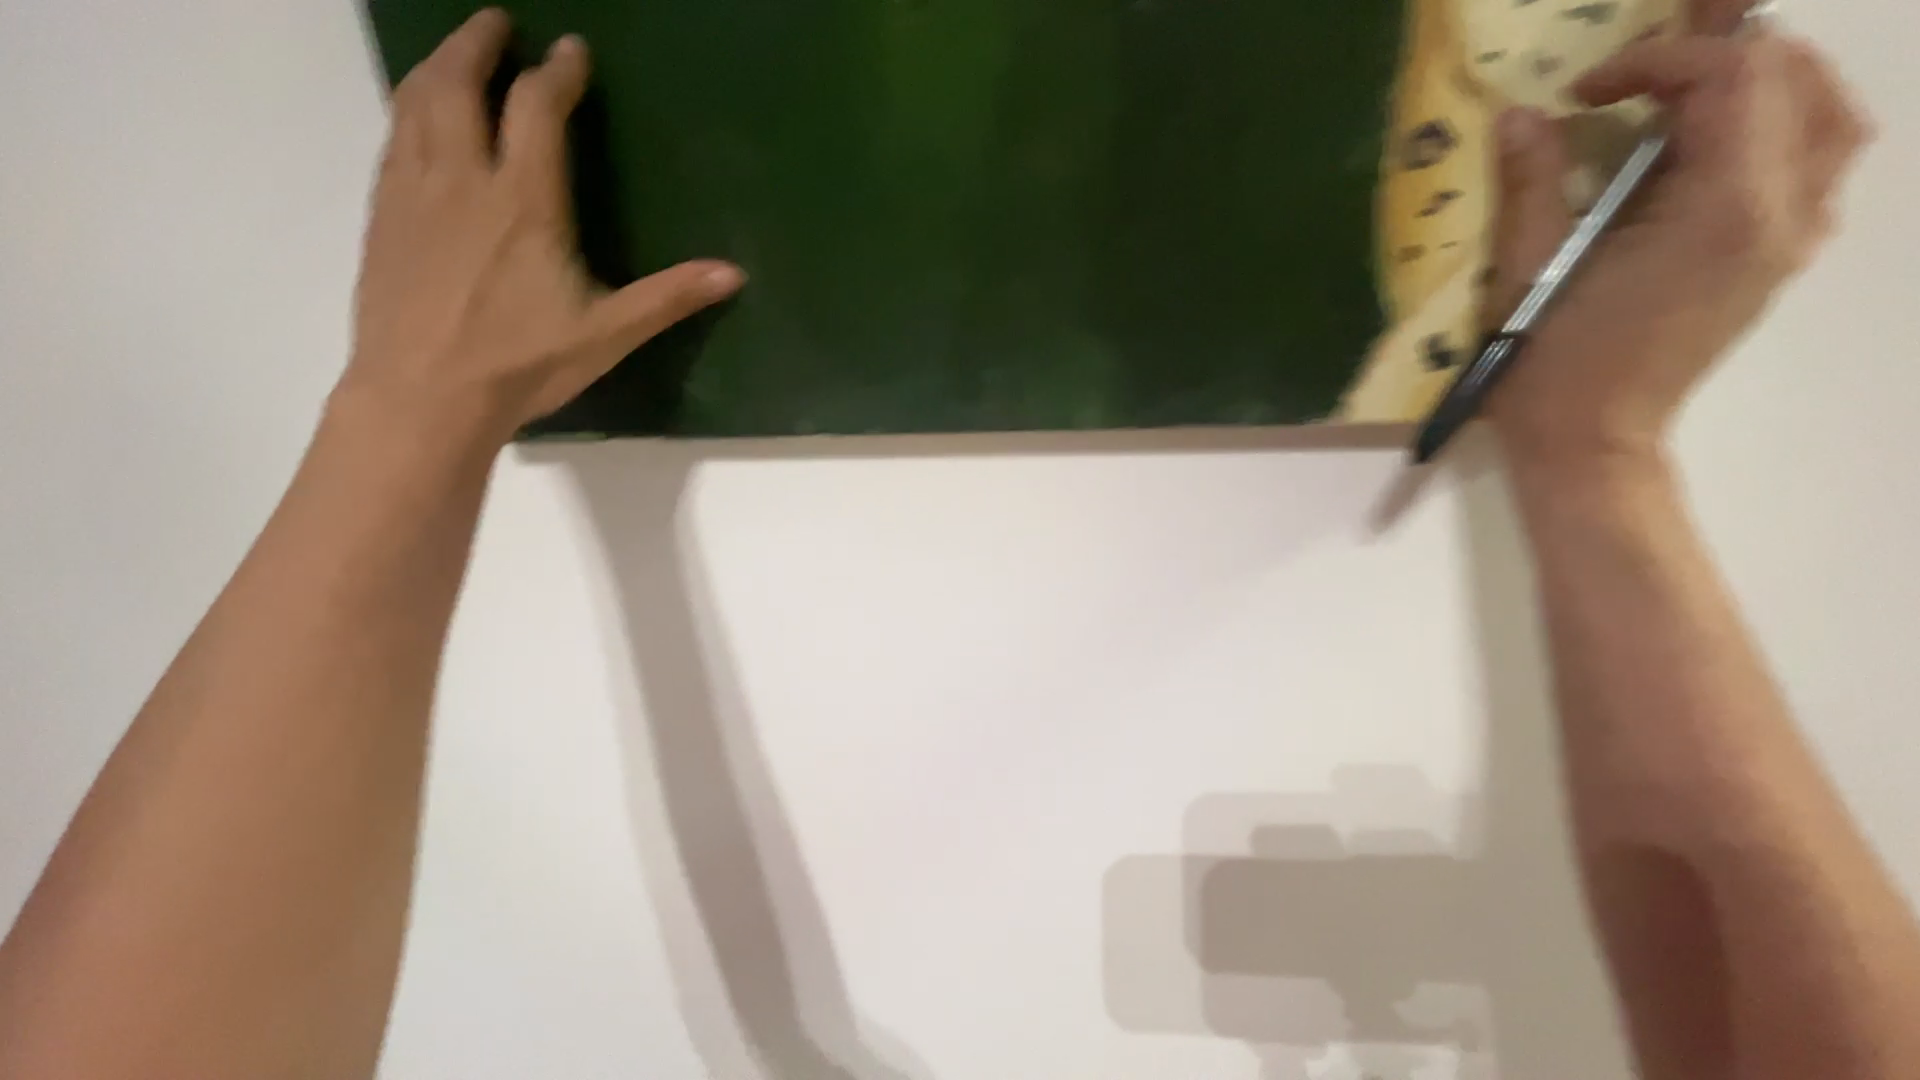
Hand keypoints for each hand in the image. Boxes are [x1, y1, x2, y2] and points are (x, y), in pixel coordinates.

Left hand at [337, 9, 744, 446]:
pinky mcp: (382, 215)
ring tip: (455, 53)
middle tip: (496, 20)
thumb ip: (668, 297)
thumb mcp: (608, 334)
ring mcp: (413, 193)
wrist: (423, 395)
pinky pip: (392, 137)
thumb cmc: (522, 365)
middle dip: (479, 43)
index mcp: (524, 203)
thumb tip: (734, 273)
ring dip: (438, 65)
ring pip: (416, 101)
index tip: (572, 49)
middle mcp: (463, 180)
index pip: (537, 110)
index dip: (558, 73)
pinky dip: (409, 107)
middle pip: (460, 84)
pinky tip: (417, 115)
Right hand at [1485, 0, 1869, 471]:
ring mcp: (1792, 238)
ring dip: (1762, 82)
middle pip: (1792, 79)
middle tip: (1636, 74)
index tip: (1584, 93)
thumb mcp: (1526, 271)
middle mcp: (1782, 211)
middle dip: (1715, 54)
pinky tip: (1710, 148)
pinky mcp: (1778, 260)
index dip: (1657, 59)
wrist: (1590, 442)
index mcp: (1722, 209)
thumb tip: (1519, 115)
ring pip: (1826, 115)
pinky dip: (1776, 126)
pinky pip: (1815, 162)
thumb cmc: (1548, 366)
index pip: (1731, 76)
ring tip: (1687, 93)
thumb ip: (1532, 183)